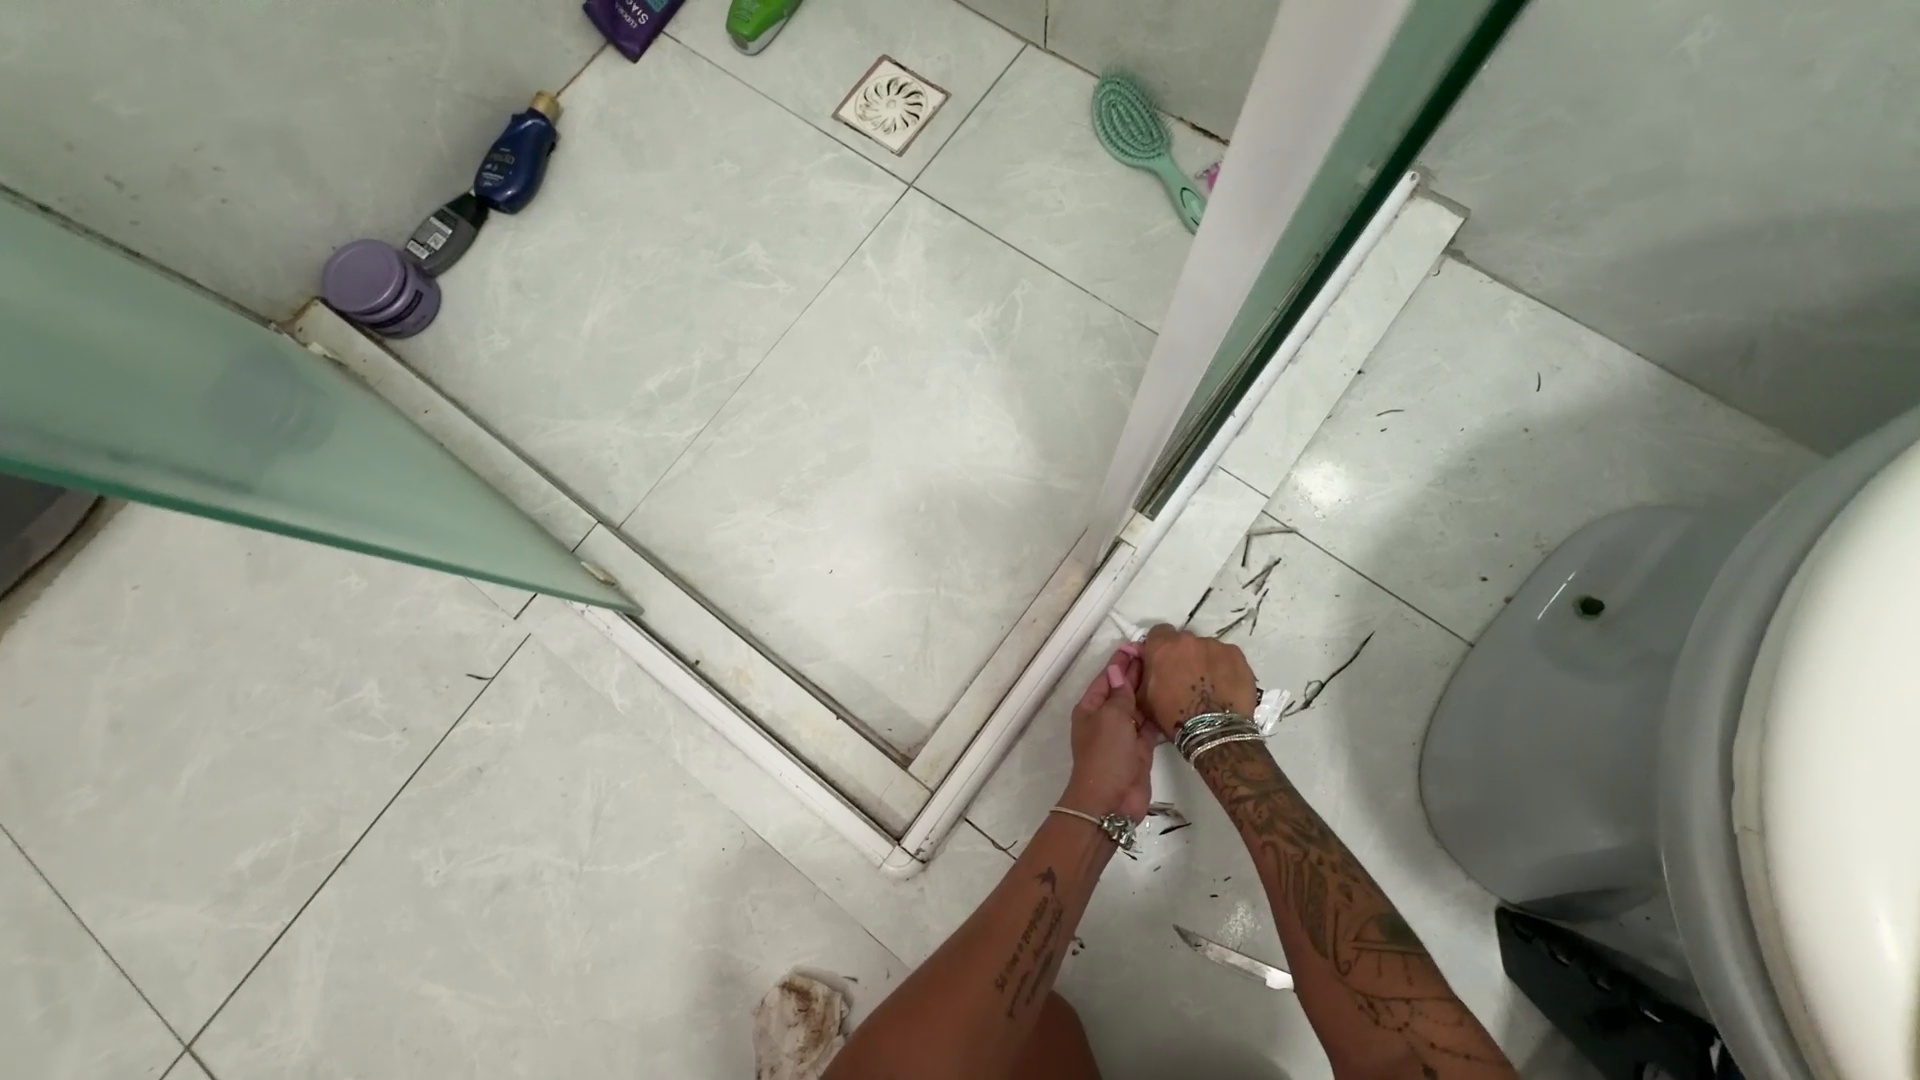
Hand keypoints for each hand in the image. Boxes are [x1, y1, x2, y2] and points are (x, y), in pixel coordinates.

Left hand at [1061, 645, 1157, 821]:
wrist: (1110, 800)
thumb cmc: (1106, 754)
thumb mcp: (1111, 718)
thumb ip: (1119, 694)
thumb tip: (1118, 670)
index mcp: (1091, 707)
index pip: (1108, 677)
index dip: (1122, 661)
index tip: (1139, 644)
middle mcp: (1106, 718)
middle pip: (1123, 690)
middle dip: (1137, 672)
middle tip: (1159, 652)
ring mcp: (1123, 735)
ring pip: (1138, 707)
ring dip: (1149, 691)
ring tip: (1170, 670)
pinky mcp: (1140, 749)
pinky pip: (1149, 725)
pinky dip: (1158, 712)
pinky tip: (1172, 698)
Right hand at [1137, 625, 1257, 738]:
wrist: (1214, 732)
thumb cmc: (1173, 716)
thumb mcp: (1143, 698)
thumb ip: (1143, 674)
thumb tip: (1145, 666)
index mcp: (1162, 646)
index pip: (1158, 633)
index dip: (1159, 647)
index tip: (1162, 663)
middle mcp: (1189, 639)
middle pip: (1183, 641)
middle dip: (1183, 655)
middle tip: (1185, 678)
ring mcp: (1216, 645)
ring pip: (1206, 649)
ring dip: (1204, 661)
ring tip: (1208, 686)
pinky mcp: (1237, 656)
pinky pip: (1226, 657)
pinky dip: (1224, 668)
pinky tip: (1224, 687)